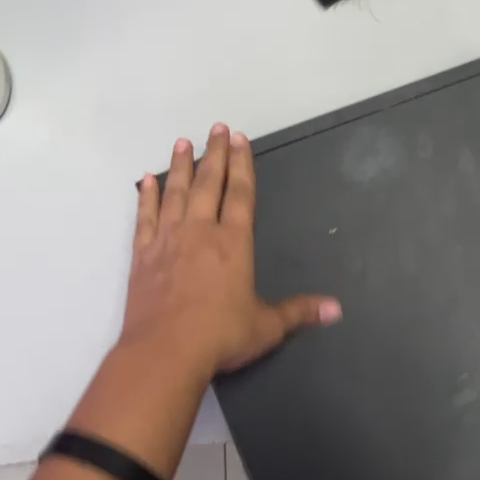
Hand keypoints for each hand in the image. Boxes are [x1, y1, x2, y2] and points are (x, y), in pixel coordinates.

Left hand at [122, 124, 340, 374]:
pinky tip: (145, 180)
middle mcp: (200, 232)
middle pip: (209, 184)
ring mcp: (168, 241)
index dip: (242, 165)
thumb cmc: (221, 336)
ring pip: (175, 193)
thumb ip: (300, 312)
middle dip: (215, 155)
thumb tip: (336, 309)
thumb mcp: (268, 326)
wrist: (165, 351)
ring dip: (180, 166)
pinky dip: (145, 197)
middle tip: (216, 128)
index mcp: (234, 243)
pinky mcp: (143, 256)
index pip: (241, 195)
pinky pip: (145, 217)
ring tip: (183, 142)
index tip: (240, 140)